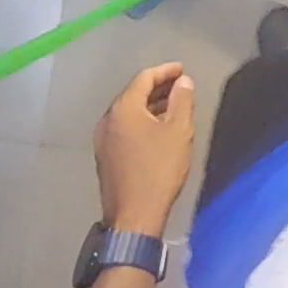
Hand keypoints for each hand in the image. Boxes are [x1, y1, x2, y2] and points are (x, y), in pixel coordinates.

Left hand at [94, 62, 195, 235]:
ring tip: (174, 105)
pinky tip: (159, 128)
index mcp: (123, 109)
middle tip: (181, 85)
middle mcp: (108, 120)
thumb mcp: (179, 131)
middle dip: (158, 87)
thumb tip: (183, 81)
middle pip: (133, 93)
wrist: (134, 217)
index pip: (144, 78)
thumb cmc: (158, 170)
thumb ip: (182, 100)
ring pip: (129, 111)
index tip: (183, 70)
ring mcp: (103, 140)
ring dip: (150, 104)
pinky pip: (125, 127)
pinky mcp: (106, 156)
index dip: (165, 71)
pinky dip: (142, 120)